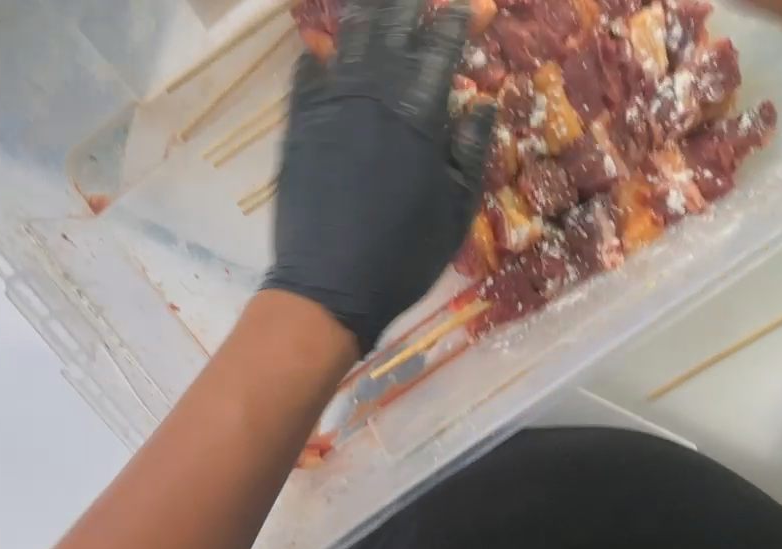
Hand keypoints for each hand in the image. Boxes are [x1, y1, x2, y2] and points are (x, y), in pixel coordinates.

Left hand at [261, 0, 495, 356]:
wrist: (329, 288)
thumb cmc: (402, 259)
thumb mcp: (455, 214)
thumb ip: (471, 152)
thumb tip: (482, 102)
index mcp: (421, 113)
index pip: (441, 48)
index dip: (454, 24)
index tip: (461, 10)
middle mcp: (376, 94)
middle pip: (393, 27)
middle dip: (408, 7)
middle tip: (416, 2)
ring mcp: (331, 105)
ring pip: (349, 39)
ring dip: (367, 17)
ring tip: (376, 7)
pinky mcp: (298, 124)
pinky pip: (308, 72)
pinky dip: (319, 54)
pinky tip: (323, 47)